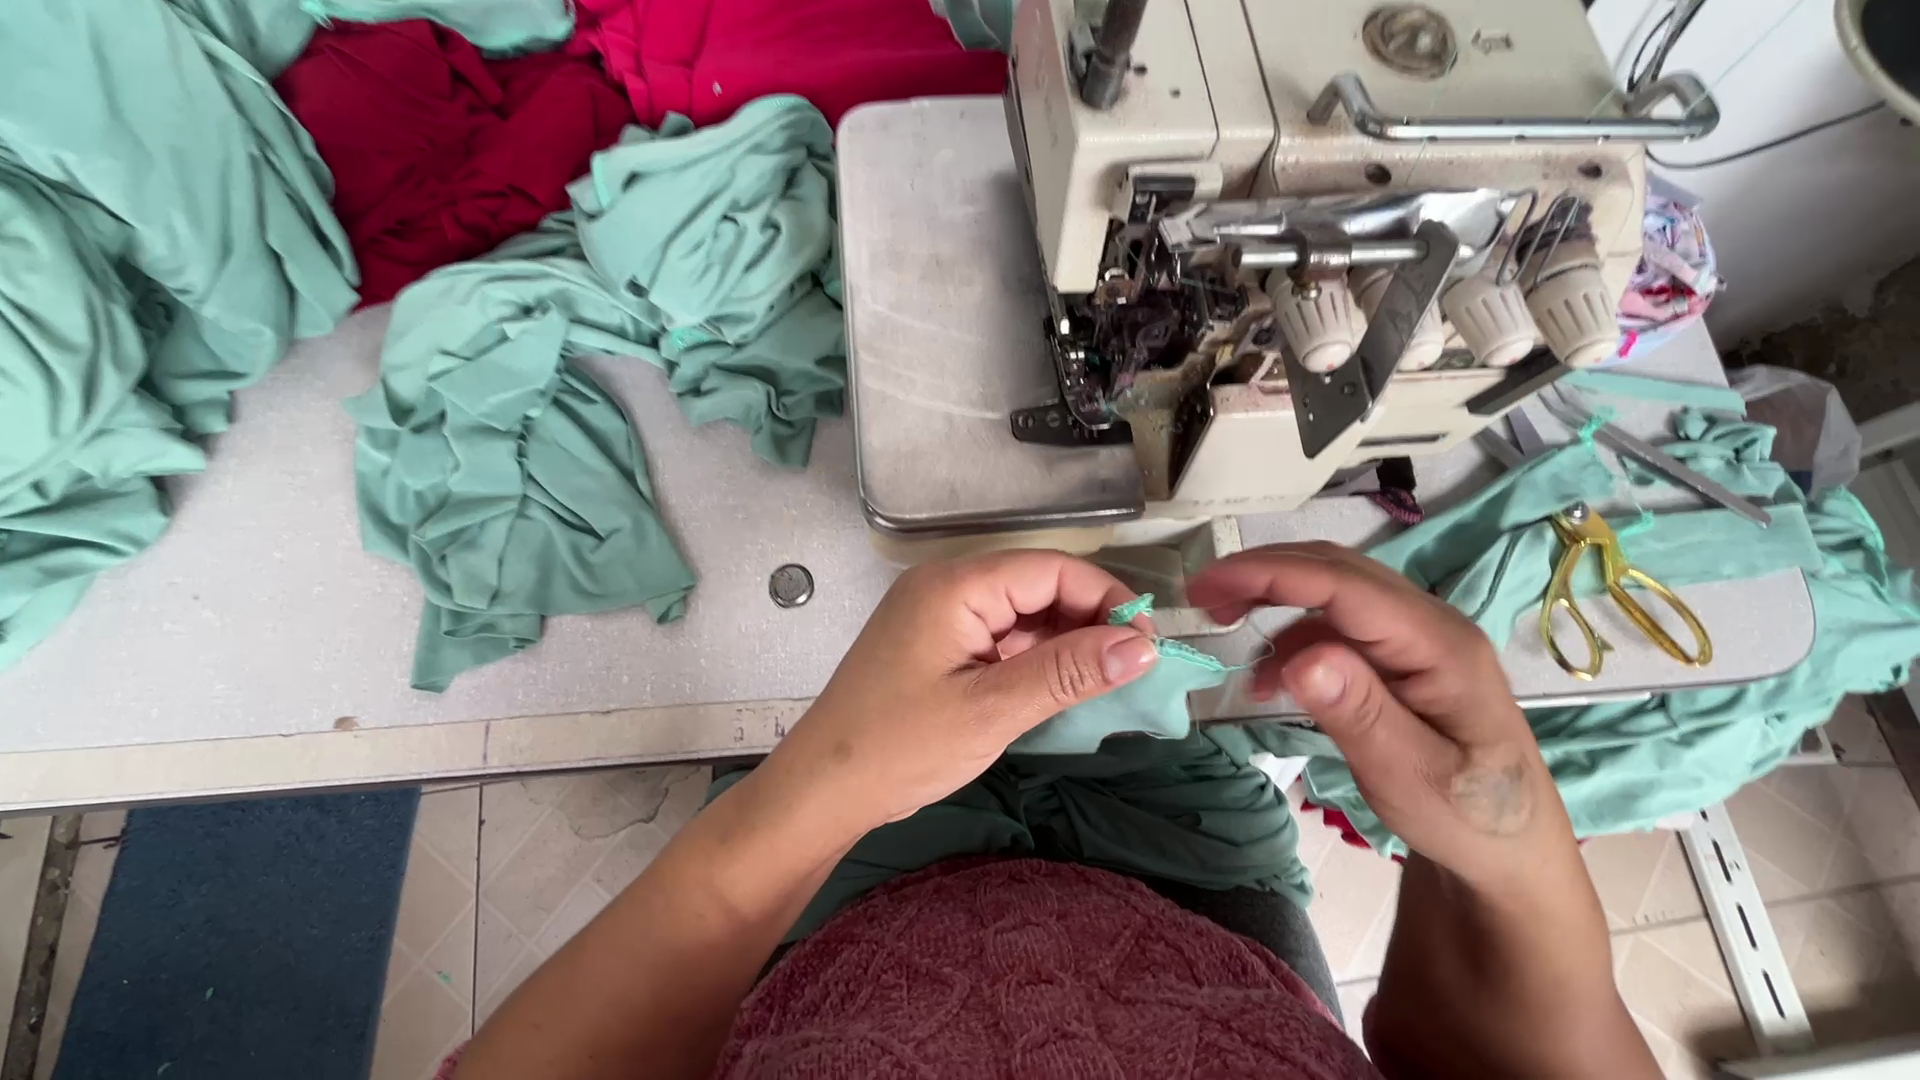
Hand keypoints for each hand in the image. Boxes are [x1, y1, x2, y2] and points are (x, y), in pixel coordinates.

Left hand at [767, 550, 1159, 831]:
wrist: (822, 791)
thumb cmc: (900, 747)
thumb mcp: (992, 710)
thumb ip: (1068, 673)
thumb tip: (1143, 647)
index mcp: (955, 585)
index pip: (1049, 568)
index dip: (1104, 599)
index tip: (1144, 647)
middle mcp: (946, 586)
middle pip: (1036, 585)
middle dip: (1086, 622)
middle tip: (1128, 671)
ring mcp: (938, 615)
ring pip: (1020, 612)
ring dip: (1062, 642)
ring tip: (1099, 683)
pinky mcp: (936, 644)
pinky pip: (998, 636)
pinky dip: (1032, 658)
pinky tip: (1056, 686)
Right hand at [1187, 542, 1574, 885]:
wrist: (1509, 849)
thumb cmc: (1467, 818)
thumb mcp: (1411, 778)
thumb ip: (1358, 714)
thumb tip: (1298, 659)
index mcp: (1439, 644)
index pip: (1344, 586)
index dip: (1271, 575)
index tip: (1207, 585)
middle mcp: (1427, 624)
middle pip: (1335, 571)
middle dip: (1261, 573)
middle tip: (1199, 597)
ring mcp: (1413, 637)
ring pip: (1330, 591)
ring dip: (1271, 599)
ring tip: (1220, 625)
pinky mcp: (1397, 656)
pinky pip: (1334, 625)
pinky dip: (1288, 639)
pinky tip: (1265, 679)